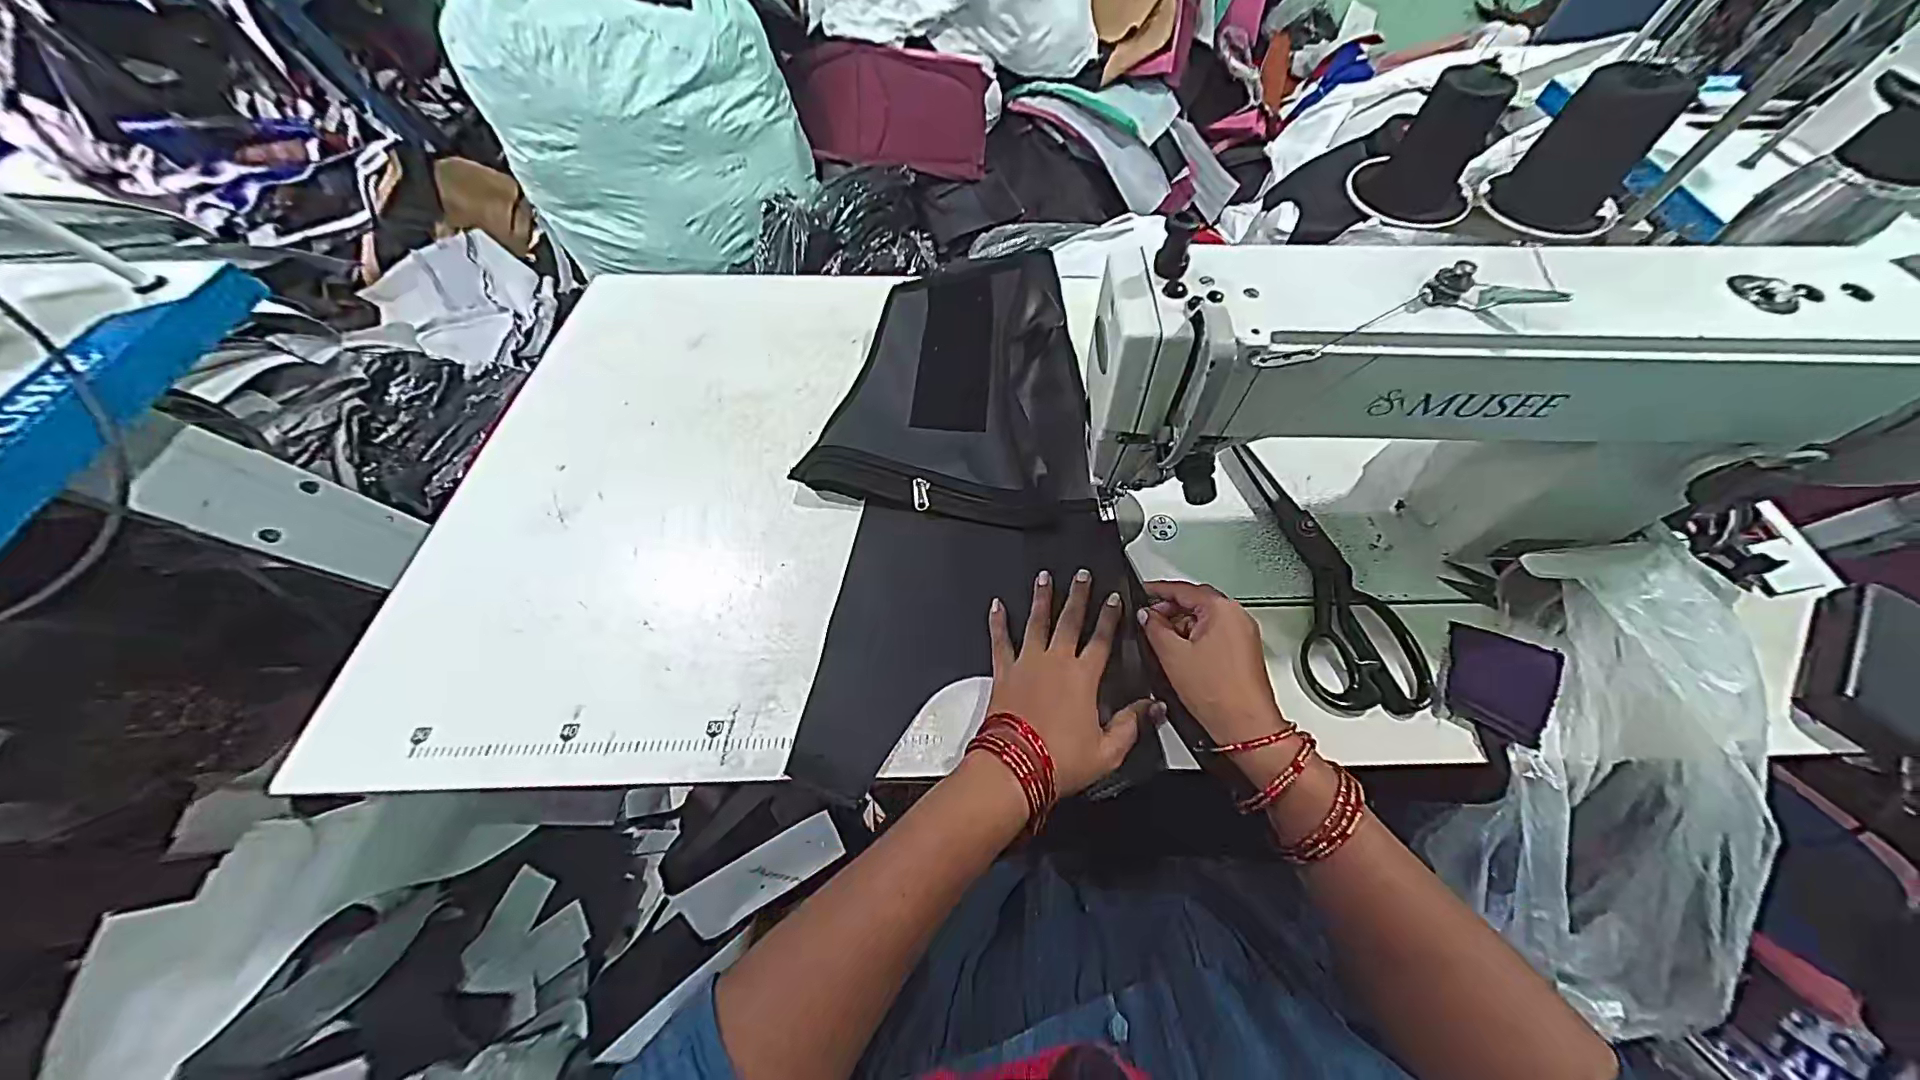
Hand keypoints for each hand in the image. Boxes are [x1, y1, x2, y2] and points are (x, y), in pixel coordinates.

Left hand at [985, 569, 1152, 798]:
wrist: (1014, 767)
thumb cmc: (1057, 760)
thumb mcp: (1107, 751)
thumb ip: (1131, 725)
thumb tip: (1151, 709)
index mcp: (1083, 677)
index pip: (1101, 638)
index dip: (1109, 616)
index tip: (1113, 599)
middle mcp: (1055, 662)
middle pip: (1069, 620)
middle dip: (1078, 595)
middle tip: (1082, 576)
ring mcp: (1027, 663)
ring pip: (1036, 621)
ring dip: (1041, 598)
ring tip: (1044, 578)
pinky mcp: (1004, 672)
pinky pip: (1000, 640)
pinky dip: (998, 622)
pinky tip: (996, 606)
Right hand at [1136, 580, 1288, 747]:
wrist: (1246, 726)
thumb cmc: (1219, 694)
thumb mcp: (1172, 654)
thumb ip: (1153, 627)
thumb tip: (1146, 615)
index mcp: (1222, 609)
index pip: (1183, 589)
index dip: (1157, 590)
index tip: (1142, 592)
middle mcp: (1237, 616)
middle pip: (1195, 602)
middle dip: (1169, 610)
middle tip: (1147, 621)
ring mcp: (1243, 634)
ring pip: (1204, 619)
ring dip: (1181, 627)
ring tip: (1163, 645)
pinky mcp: (1243, 650)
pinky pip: (1214, 634)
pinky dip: (1195, 639)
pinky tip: (1181, 657)